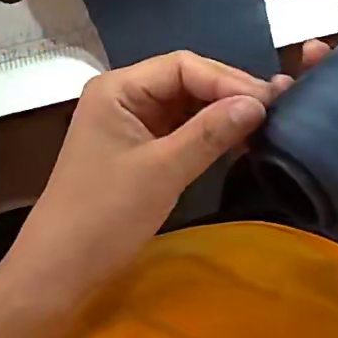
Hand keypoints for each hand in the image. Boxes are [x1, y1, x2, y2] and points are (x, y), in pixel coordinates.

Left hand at [7, 50, 283, 302]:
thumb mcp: (163, 171)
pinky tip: (240, 137)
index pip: (183, 66)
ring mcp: (131, 121)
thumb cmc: (104, 216)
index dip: (228, 80)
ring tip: (268, 118)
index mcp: (118, 88)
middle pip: (186, 79)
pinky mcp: (138, 147)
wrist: (59, 271)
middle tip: (278, 106)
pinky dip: (209, 132)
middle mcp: (124, 95)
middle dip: (229, 92)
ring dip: (223, 111)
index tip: (270, 101)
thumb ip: (211, 133)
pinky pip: (180, 128)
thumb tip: (259, 104)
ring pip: (186, 103)